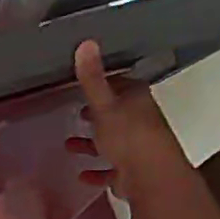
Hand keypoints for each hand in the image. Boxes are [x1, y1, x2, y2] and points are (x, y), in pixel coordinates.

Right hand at [65, 39, 194, 198]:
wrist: (150, 175)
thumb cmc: (128, 135)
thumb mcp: (105, 105)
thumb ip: (92, 79)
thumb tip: (86, 42)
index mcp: (136, 100)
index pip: (119, 85)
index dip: (103, 84)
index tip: (84, 85)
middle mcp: (139, 120)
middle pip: (116, 113)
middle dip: (97, 115)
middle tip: (79, 113)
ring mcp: (136, 148)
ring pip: (111, 143)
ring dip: (92, 144)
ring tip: (70, 144)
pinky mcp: (130, 172)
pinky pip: (110, 170)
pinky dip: (97, 172)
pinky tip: (82, 175)